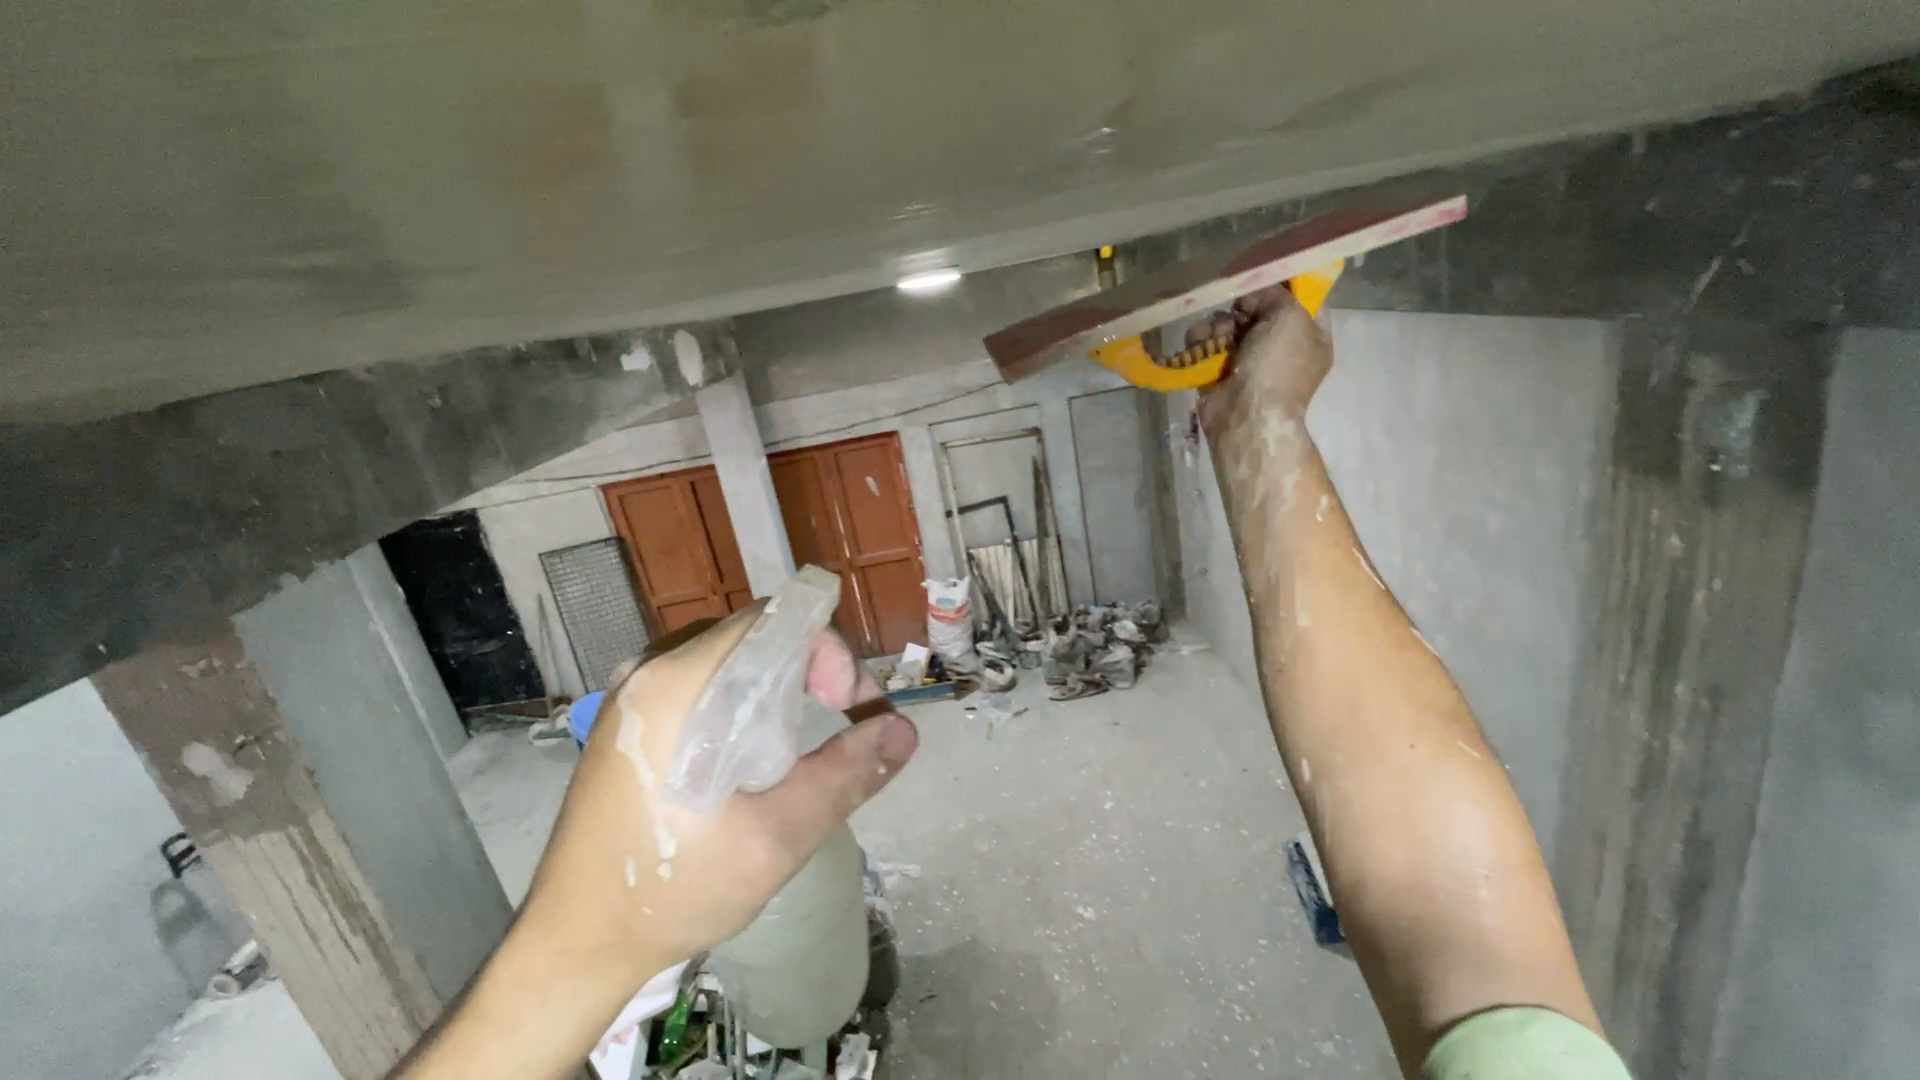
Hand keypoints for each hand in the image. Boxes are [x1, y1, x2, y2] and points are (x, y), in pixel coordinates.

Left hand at [518, 608, 918, 990]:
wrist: (577, 943)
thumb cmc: (671, 890)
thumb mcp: (775, 839)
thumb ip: (846, 776)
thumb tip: (905, 730)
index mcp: (676, 684)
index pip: (773, 620)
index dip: (827, 651)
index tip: (846, 708)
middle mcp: (651, 669)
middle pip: (756, 634)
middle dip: (814, 669)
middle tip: (844, 724)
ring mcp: (636, 693)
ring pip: (735, 658)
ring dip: (784, 689)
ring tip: (802, 750)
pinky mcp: (634, 718)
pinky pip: (708, 682)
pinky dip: (749, 703)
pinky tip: (755, 759)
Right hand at [1195, 285, 1333, 438]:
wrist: (1246, 417)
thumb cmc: (1277, 367)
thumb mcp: (1290, 317)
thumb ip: (1275, 293)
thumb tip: (1252, 292)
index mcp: (1310, 335)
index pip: (1302, 299)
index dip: (1283, 283)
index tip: (1263, 272)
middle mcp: (1282, 346)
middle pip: (1259, 310)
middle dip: (1243, 306)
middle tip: (1237, 309)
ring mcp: (1250, 360)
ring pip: (1229, 324)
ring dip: (1217, 324)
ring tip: (1215, 334)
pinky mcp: (1220, 370)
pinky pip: (1208, 343)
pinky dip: (1201, 341)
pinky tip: (1200, 345)